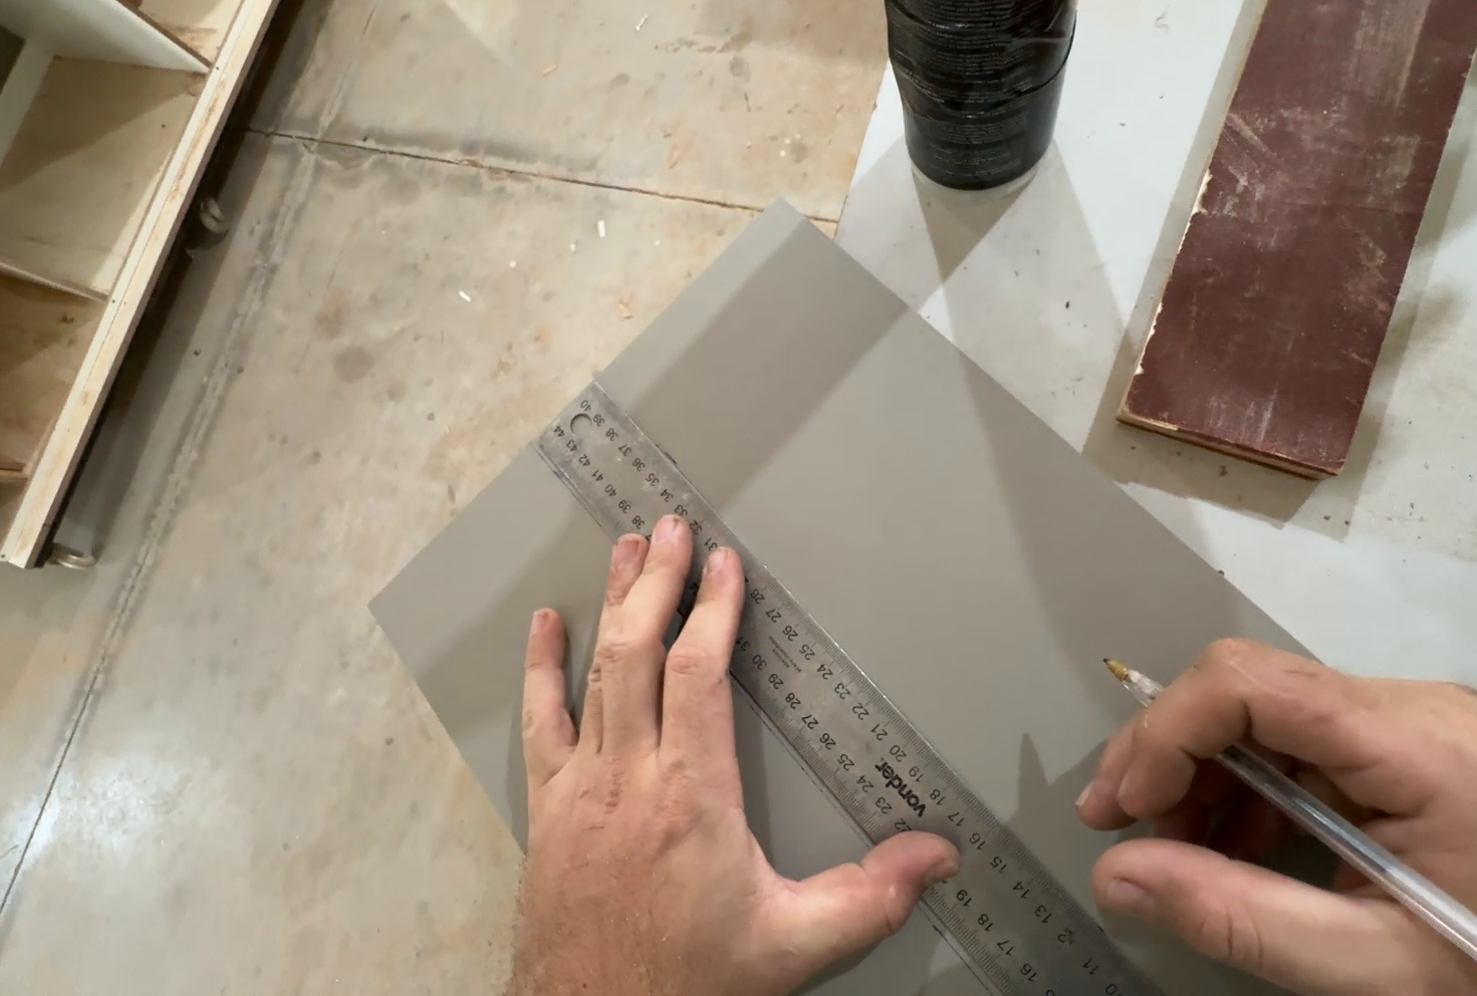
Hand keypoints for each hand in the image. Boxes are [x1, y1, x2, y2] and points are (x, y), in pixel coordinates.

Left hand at [509, 515, 960, 995]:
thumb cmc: (691, 984)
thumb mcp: (794, 946)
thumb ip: (869, 896)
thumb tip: (937, 856)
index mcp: (691, 795)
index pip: (697, 674)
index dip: (711, 610)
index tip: (724, 565)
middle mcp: (630, 775)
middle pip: (639, 651)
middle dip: (658, 581)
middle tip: (671, 527)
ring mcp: (581, 786)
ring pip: (592, 671)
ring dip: (612, 603)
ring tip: (627, 548)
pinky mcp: (549, 805)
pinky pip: (539, 720)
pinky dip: (541, 666)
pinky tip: (545, 624)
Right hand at [1079, 639, 1476, 995]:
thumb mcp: (1383, 972)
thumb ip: (1239, 919)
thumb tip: (1111, 877)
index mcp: (1423, 745)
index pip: (1250, 682)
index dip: (1165, 732)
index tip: (1124, 806)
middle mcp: (1413, 706)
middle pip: (1246, 690)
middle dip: (1167, 753)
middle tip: (1117, 823)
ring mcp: (1415, 721)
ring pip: (1261, 714)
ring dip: (1200, 775)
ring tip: (1169, 847)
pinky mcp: (1412, 746)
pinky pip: (1297, 743)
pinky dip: (1247, 788)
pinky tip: (1231, 845)